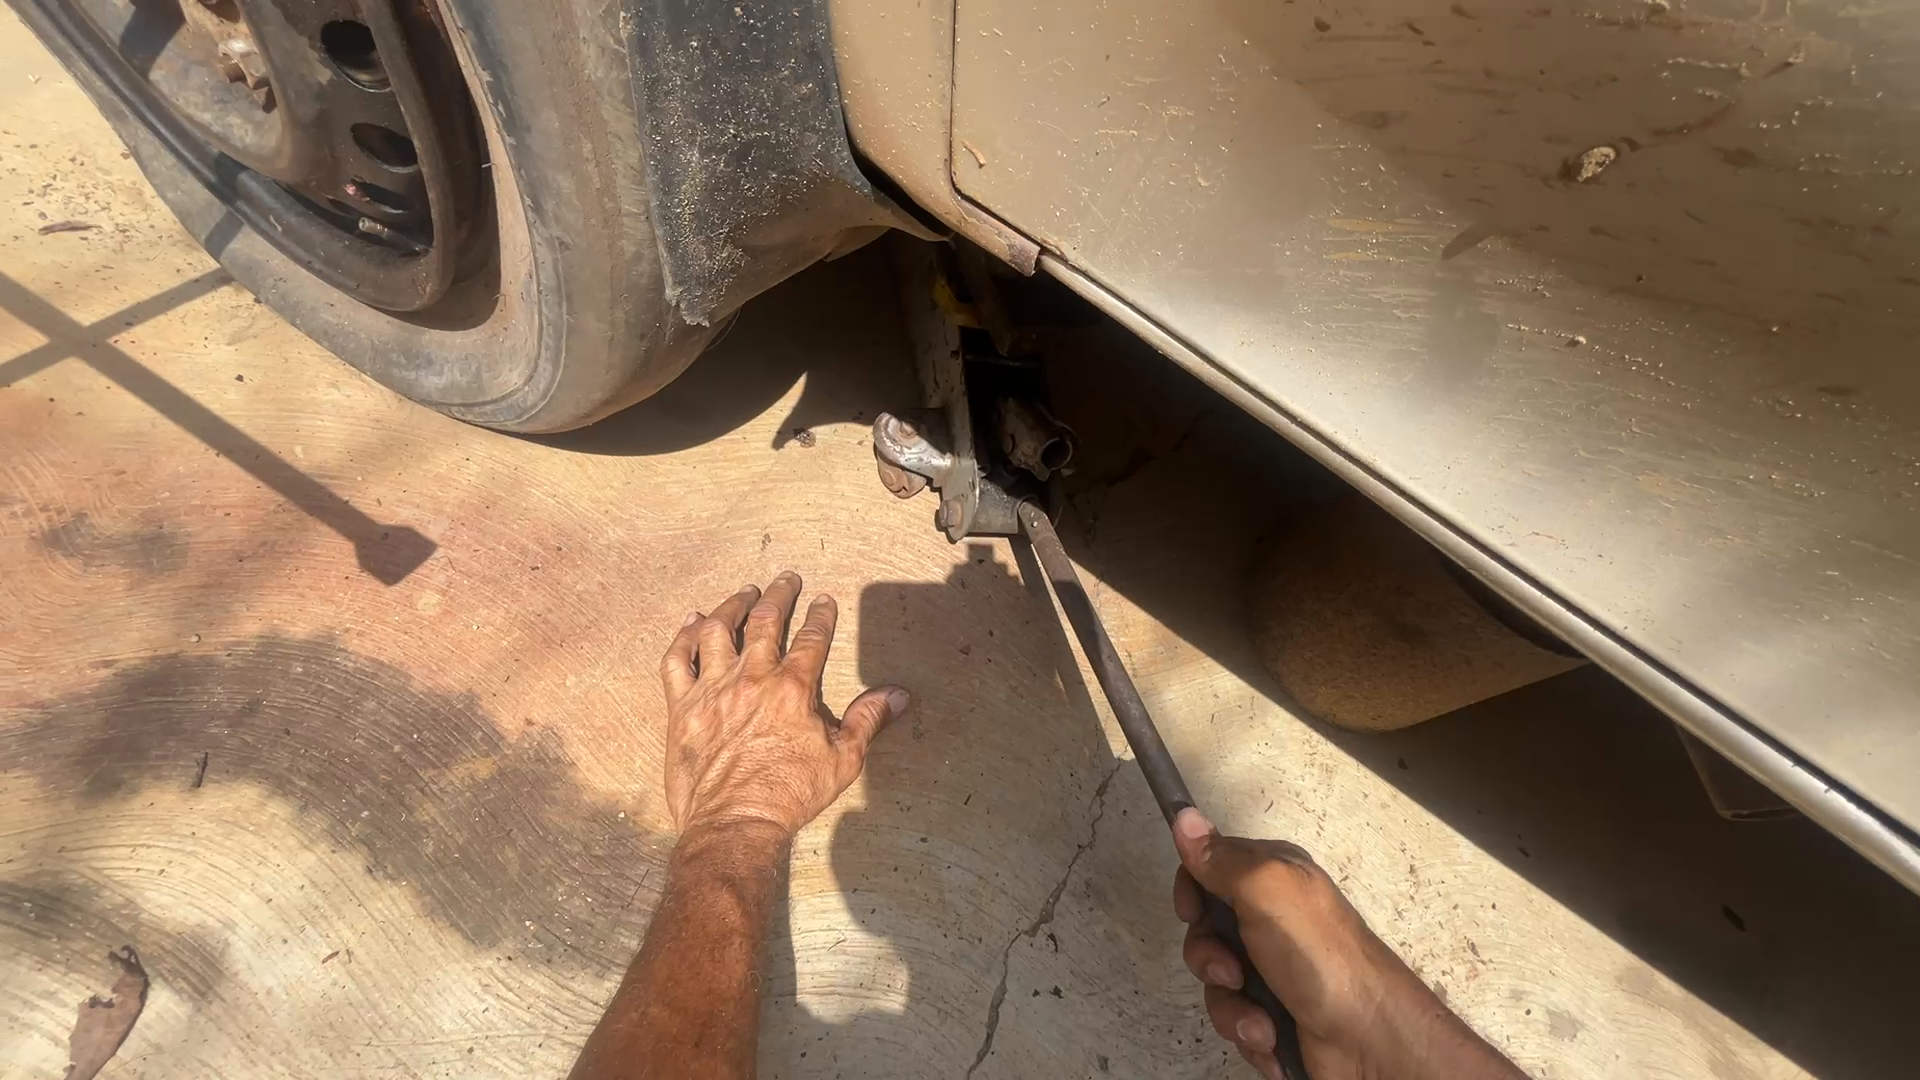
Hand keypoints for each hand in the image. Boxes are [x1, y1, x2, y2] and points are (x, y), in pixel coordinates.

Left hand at [660, 572, 907, 837]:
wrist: (733, 825)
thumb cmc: (791, 794)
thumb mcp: (843, 760)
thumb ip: (868, 720)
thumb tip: (898, 695)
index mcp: (793, 688)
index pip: (812, 638)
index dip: (820, 615)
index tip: (823, 600)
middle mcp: (752, 678)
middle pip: (765, 622)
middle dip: (778, 595)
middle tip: (786, 579)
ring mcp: (713, 690)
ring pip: (718, 631)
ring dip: (733, 606)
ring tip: (744, 592)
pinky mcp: (682, 708)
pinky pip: (677, 661)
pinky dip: (683, 636)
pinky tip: (692, 620)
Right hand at [1170, 809, 1434, 1079]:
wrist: (1370, 1042)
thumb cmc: (1315, 953)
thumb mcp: (1265, 889)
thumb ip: (1220, 856)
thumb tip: (1183, 815)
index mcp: (1270, 875)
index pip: (1209, 866)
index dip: (1192, 888)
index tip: (1190, 911)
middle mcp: (1269, 915)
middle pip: (1204, 926)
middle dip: (1209, 957)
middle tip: (1231, 972)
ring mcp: (1271, 966)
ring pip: (1215, 977)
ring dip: (1230, 1005)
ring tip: (1260, 1023)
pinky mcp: (1274, 1012)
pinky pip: (1235, 1015)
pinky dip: (1248, 1030)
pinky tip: (1271, 1038)